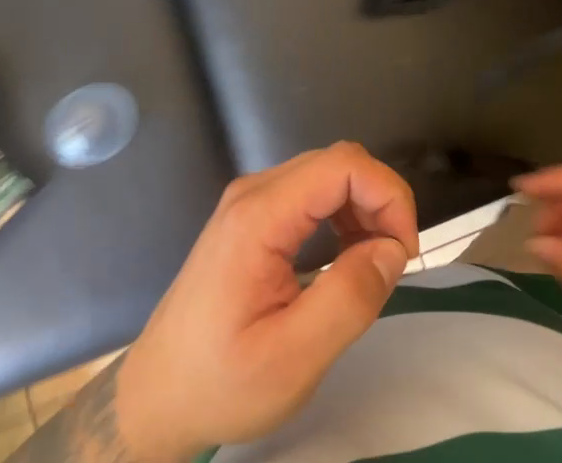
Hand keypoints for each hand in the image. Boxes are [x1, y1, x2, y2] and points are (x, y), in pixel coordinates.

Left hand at [114, 142, 417, 461]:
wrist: (157, 397)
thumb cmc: (220, 382)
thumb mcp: (294, 358)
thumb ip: (350, 298)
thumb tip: (393, 249)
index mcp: (259, 217)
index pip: (343, 165)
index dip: (388, 196)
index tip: (404, 253)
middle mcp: (253, 194)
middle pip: (338, 164)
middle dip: (381, 202)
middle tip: (393, 263)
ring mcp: (249, 204)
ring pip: (328, 176)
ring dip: (364, 210)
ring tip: (373, 266)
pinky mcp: (251, 220)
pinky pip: (311, 195)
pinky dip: (344, 217)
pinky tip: (348, 258)